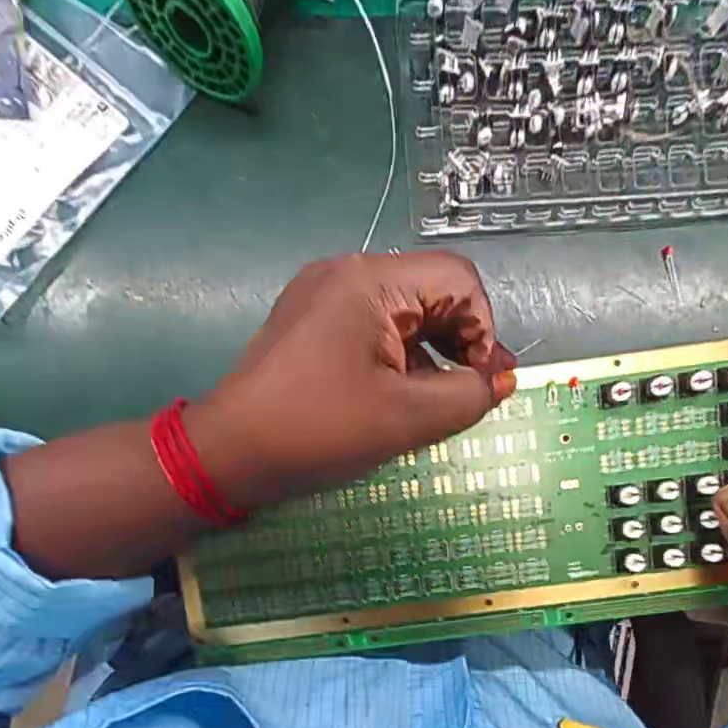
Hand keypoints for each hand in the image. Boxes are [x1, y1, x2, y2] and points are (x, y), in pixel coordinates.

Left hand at [185, 252, 518, 507]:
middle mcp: (344, 273)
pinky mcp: (305, 324)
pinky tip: (392, 397)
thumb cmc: (317, 429)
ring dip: (426, 355)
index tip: (482, 383)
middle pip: (428, 293)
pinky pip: (367, 330)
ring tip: (431, 404)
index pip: (458, 280)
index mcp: (370, 280)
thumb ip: (468, 395)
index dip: (484, 330)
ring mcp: (319, 297)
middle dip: (457, 344)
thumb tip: (500, 380)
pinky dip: (391, 360)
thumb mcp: (405, 417)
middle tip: (465, 395)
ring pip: (398, 315)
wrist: (228, 453)